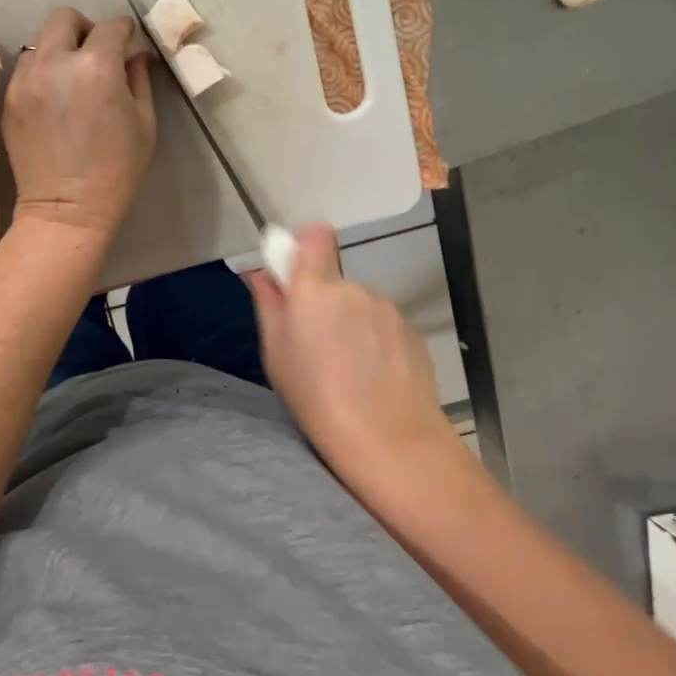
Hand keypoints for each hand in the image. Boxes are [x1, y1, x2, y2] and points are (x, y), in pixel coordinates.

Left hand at [2, 8, 156, 236]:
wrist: (67, 208)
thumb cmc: (117, 169)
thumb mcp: (144, 120)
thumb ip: (138, 77)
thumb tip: (135, 54)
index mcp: (96, 66)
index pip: (110, 27)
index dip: (124, 33)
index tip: (127, 46)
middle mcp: (54, 63)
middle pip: (64, 18)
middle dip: (83, 28)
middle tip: (94, 53)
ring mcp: (25, 80)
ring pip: (38, 40)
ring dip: (57, 48)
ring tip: (69, 75)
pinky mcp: (8, 99)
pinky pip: (24, 68)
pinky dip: (40, 71)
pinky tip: (52, 96)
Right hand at [247, 225, 462, 471]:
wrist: (389, 438)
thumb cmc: (315, 396)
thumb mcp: (275, 353)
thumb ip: (269, 305)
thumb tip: (261, 275)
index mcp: (314, 289)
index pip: (314, 237)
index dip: (303, 245)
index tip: (293, 272)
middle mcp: (354, 289)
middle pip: (334, 280)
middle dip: (322, 301)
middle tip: (312, 343)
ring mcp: (388, 309)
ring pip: (359, 304)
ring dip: (350, 323)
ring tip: (346, 368)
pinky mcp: (413, 332)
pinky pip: (383, 325)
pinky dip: (374, 341)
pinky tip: (372, 377)